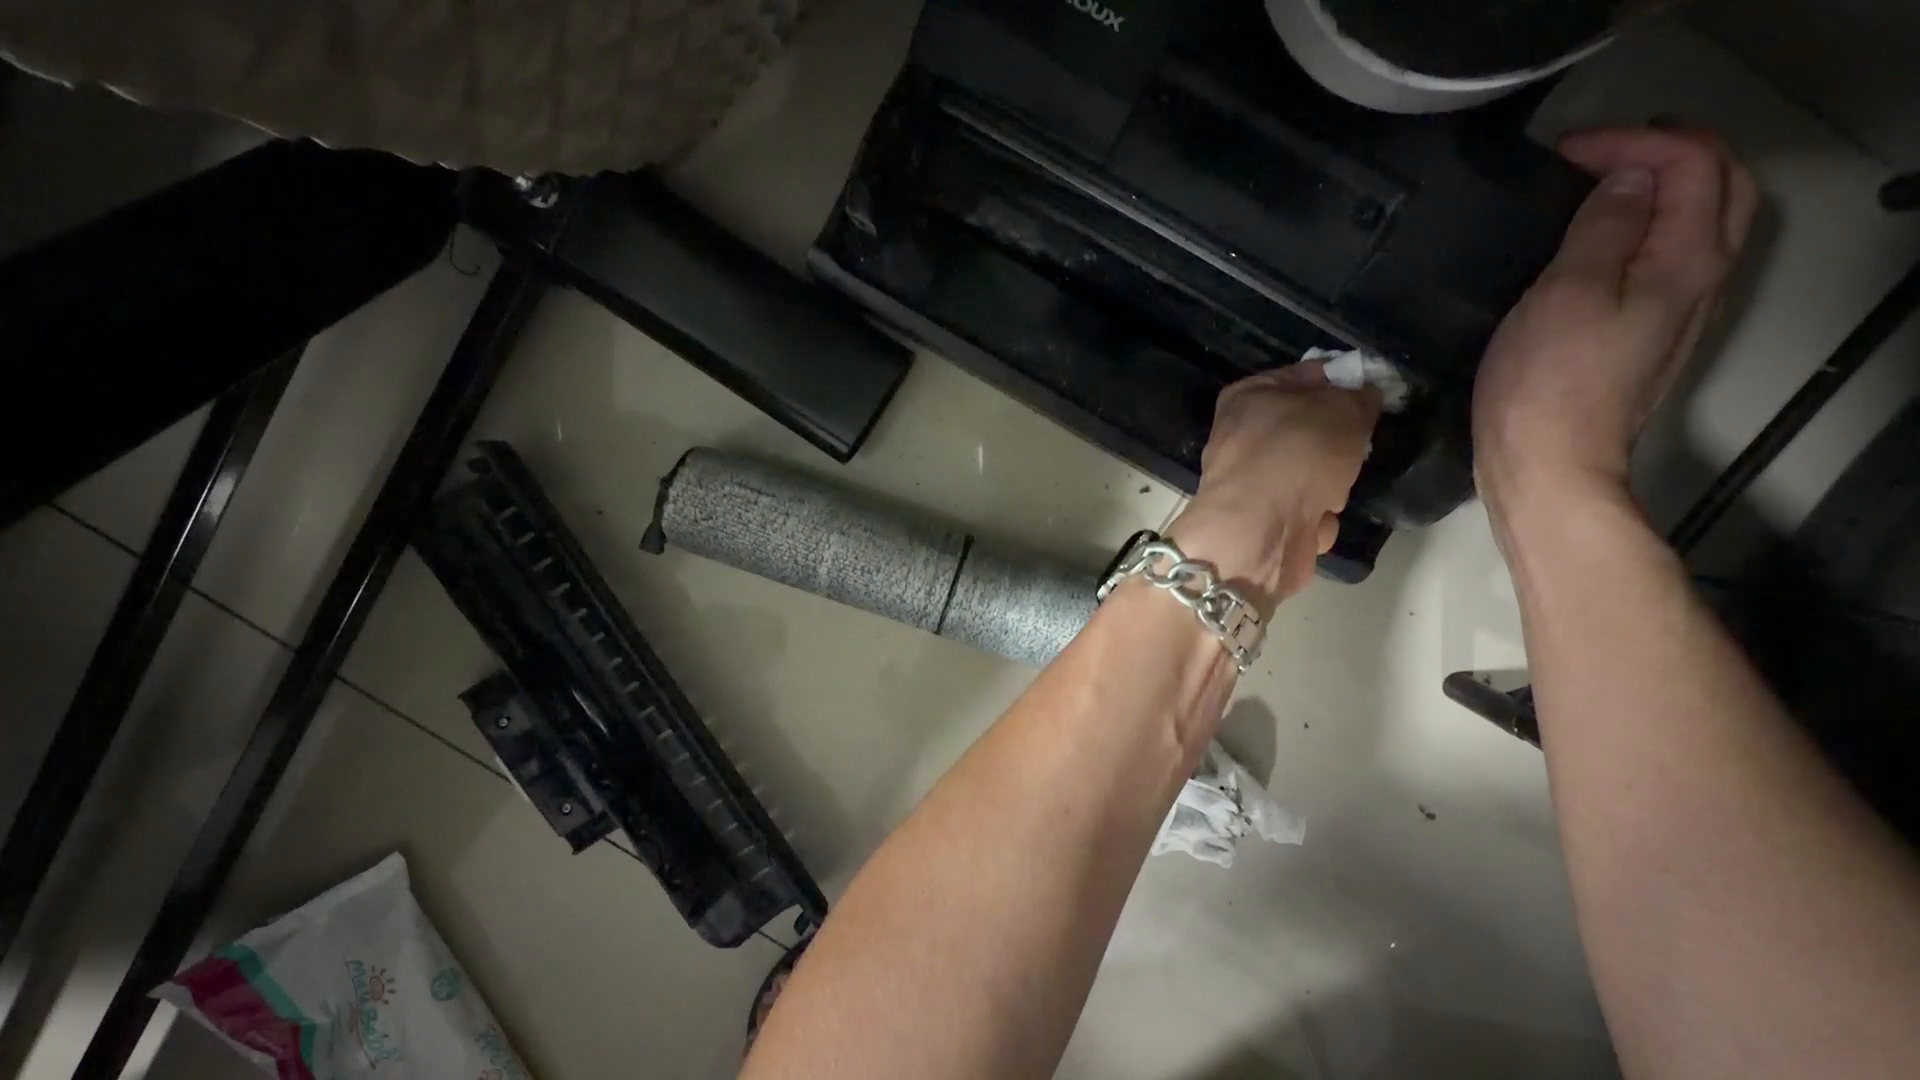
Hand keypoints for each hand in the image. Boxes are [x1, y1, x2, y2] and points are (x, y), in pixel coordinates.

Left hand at [1169, 362, 1380, 609]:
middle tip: (1361, 444)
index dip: (1346, 380)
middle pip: (1311, 430)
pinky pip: (1306, 514)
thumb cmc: (1297, 453)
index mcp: (1249, 396)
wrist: (1258, 531)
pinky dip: (1317, 520)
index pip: (1307, 376)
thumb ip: (1360, 398)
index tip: (1380, 389)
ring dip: (1332, 486)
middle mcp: (1243, 437)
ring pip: (1311, 475)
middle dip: (1340, 442)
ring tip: (1336, 490)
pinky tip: (1319, 521)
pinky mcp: (1263, 523)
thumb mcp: (1343, 410)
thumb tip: (1365, 397)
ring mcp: (1252, 483)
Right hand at [1473, 127, 1759, 518]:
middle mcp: (1703, 280)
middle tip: (1604, 150)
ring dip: (1663, 189)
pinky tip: (1601, 241)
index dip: (1633, 142)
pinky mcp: (1650, 337)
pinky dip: (1646, 229)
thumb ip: (1603, 229)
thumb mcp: (1566, 293)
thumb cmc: (1547, 382)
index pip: (1691, 165)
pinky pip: (1670, 258)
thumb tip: (1626, 183)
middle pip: (1721, 188)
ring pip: (1701, 223)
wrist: (1548, 465)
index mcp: (1687, 260)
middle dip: (1671, 153)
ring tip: (1600, 185)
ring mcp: (1681, 312)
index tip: (1565, 152)